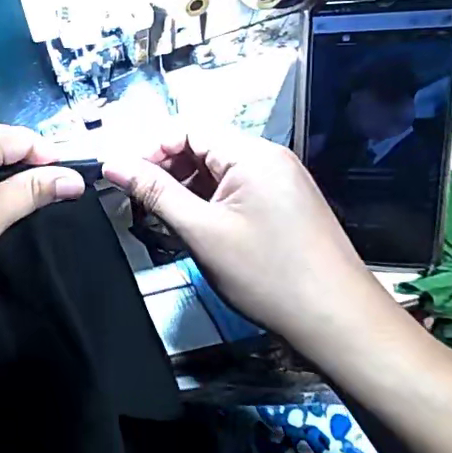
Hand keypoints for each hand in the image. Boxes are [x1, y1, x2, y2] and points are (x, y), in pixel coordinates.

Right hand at [102, 124, 397, 346]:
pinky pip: (235, 190)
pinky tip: (194, 226)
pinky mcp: (282, 205)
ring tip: (162, 217)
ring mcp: (279, 182)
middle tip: (138, 199)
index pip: (188, 130)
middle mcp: (268, 159)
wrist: (338, 322)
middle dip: (166, 169)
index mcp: (252, 155)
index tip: (123, 176)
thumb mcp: (202, 232)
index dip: (150, 148)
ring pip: (217, 172)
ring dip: (185, 188)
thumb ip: (155, 192)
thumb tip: (114, 164)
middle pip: (202, 148)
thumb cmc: (270, 276)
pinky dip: (209, 202)